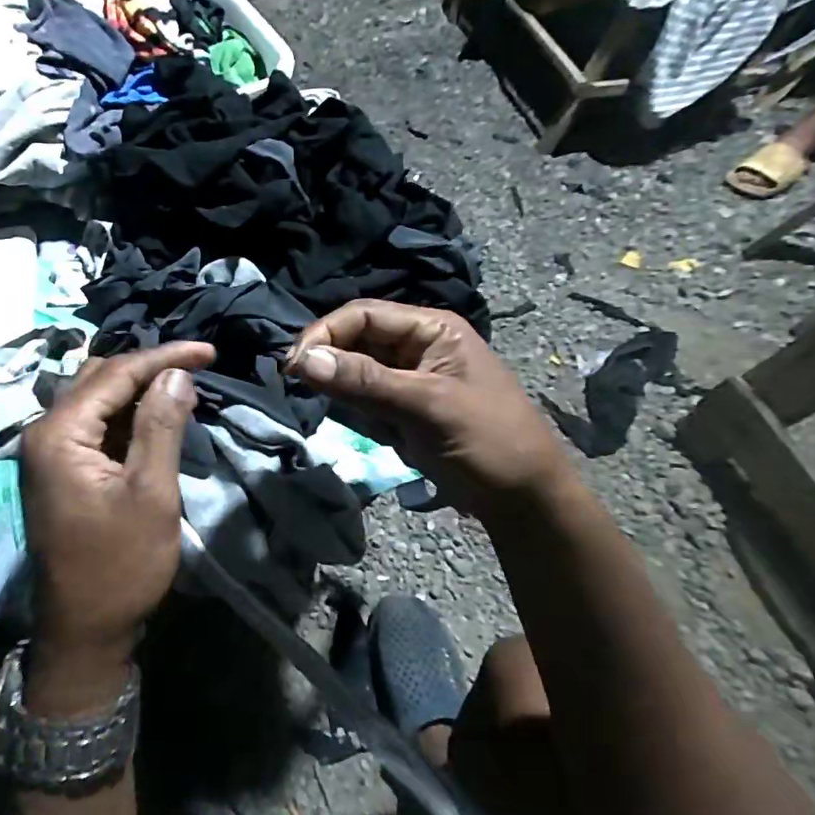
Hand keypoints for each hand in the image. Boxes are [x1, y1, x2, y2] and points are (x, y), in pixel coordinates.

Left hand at [20, 342, 214, 705]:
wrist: (84, 629)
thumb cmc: (120, 565)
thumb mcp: (150, 493)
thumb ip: (161, 427)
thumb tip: (176, 375)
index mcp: (58, 433)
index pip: (115, 373)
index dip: (164, 357)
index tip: (209, 351)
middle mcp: (44, 433)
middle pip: (100, 379)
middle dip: (149, 368)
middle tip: (197, 368)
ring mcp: (48, 453)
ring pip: (95, 400)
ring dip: (138, 390)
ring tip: (182, 388)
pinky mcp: (60, 471)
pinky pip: (93, 426)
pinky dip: (125, 416)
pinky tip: (155, 417)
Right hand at [284, 300, 571, 516]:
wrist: (522, 498)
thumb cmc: (487, 442)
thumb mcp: (426, 407)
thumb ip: (365, 382)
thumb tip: (303, 360)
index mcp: (431, 329)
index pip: (364, 315)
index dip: (324, 333)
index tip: (293, 365)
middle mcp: (416, 347)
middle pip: (355, 341)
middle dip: (329, 362)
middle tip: (297, 388)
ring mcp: (408, 380)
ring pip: (354, 372)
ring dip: (340, 390)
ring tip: (349, 415)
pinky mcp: (401, 410)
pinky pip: (363, 400)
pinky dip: (355, 413)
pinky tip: (370, 430)